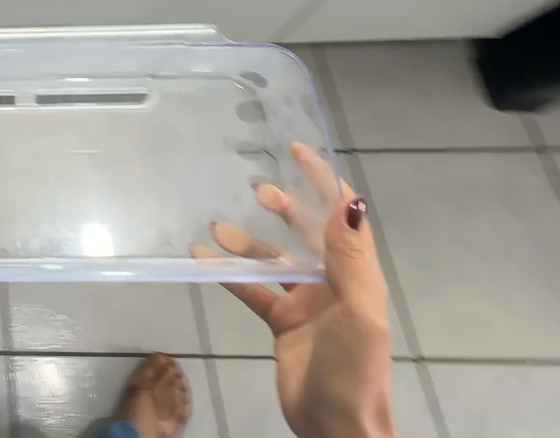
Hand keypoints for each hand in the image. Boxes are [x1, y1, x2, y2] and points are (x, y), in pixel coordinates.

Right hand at [199, 142, 394, 437]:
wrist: (336, 430)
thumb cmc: (352, 370)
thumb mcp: (356, 313)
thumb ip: (349, 258)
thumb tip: (350, 200)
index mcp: (357, 276)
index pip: (343, 216)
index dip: (324, 181)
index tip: (297, 149)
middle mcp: (333, 283)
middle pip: (308, 231)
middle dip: (284, 206)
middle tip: (256, 189)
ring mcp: (307, 302)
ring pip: (273, 257)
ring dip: (248, 240)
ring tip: (218, 227)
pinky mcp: (282, 321)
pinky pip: (252, 286)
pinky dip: (229, 271)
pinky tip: (202, 259)